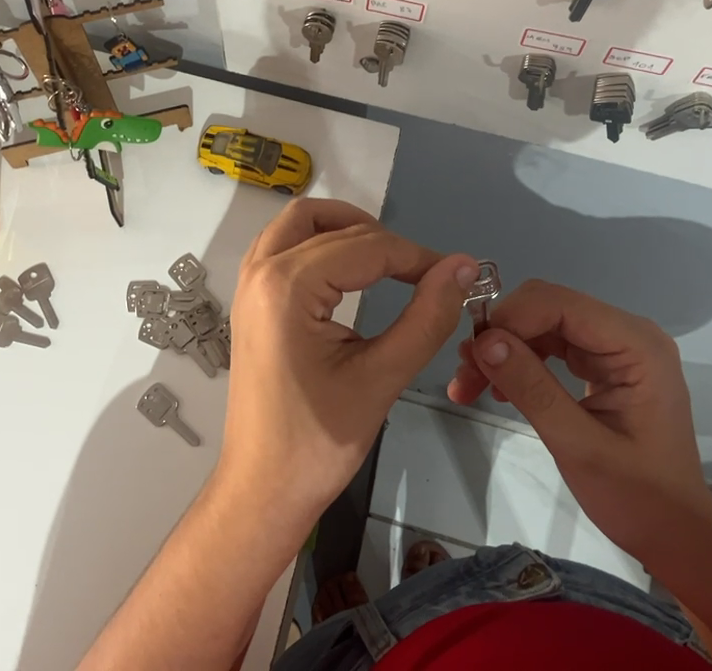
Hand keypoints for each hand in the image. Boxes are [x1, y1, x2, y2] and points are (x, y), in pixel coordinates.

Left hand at [217, 199, 475, 518]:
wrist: (264, 489)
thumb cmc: (320, 441)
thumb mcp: (382, 377)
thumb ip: (426, 316)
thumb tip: (462, 267)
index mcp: (287, 287)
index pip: (366, 247)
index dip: (417, 257)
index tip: (459, 275)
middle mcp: (260, 272)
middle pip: (326, 222)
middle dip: (378, 236)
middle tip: (417, 270)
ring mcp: (248, 285)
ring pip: (297, 224)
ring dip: (342, 229)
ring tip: (387, 262)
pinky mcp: (250, 301)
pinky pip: (282, 247)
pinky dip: (317, 245)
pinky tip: (349, 276)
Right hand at [447, 280, 709, 549]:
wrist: (673, 534)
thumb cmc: (638, 497)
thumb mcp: (579, 447)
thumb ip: (533, 389)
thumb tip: (484, 341)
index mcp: (637, 345)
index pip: (560, 303)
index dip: (511, 319)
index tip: (472, 354)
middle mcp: (626, 334)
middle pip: (547, 307)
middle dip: (501, 335)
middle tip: (466, 376)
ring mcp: (613, 348)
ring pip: (541, 324)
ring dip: (503, 349)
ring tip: (470, 386)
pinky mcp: (600, 364)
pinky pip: (549, 345)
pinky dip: (518, 361)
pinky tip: (496, 388)